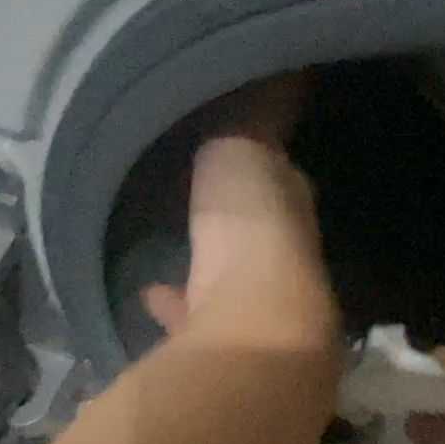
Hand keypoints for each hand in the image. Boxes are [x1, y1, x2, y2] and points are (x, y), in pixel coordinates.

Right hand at [141, 76, 340, 354]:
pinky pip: (194, 329)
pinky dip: (173, 315)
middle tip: (200, 224)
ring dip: (203, 286)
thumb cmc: (253, 230)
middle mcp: (284, 278)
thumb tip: (268, 86)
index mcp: (294, 222)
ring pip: (227, 296)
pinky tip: (150, 303)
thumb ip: (247, 125)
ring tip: (164, 272)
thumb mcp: (245, 149)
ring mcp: (254, 322)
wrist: (251, 325)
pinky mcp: (222, 356)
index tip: (238, 166)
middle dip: (232, 240)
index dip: (262, 178)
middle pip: (256, 252)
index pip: (284, 193)